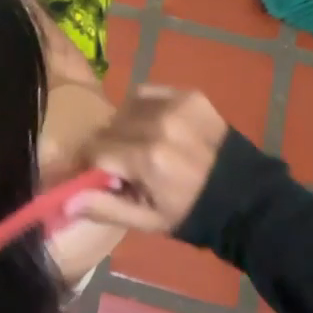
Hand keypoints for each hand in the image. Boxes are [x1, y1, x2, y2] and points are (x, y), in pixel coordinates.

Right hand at [66, 86, 228, 233]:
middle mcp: (158, 126)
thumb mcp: (146, 220)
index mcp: (148, 159)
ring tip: (137, 145)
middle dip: (106, 148)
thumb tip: (66, 201)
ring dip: (122, 127)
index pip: (95, 151)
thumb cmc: (191, 214)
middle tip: (121, 166)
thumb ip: (104, 207)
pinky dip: (141, 107)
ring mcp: (175, 107)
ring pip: (123, 109)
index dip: (89, 164)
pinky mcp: (188, 95)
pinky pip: (146, 92)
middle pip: (107, 129)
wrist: (246, 198)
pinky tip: (152, 126)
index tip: (94, 175)